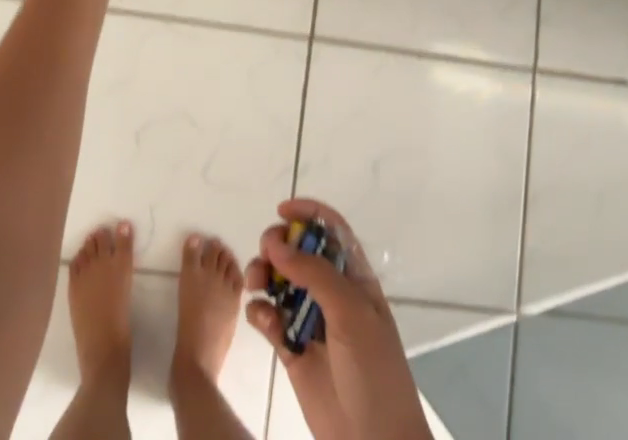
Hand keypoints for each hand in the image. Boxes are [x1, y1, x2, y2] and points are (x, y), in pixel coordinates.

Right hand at [245, 199, 431, 439]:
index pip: (333, 234)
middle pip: (299, 255)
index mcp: (355, 281)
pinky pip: (269, 319)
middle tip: (266, 255)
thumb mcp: (351, 314)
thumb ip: (315, 274)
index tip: (281, 210)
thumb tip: (277, 242)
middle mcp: (332, 295)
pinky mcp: (291, 350)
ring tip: (254, 285)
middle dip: (278, 247)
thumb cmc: (373, 370)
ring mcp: (311, 322)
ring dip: (263, 276)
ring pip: (279, 284)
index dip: (310, 215)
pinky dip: (260, 313)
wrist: (373, 438)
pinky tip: (261, 319)